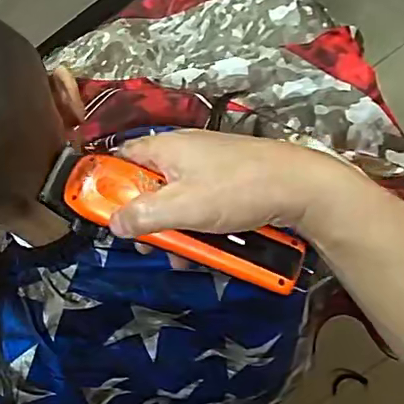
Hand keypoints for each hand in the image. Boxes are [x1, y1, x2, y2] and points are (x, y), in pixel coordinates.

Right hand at [107, 130, 355, 239]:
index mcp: (166, 148)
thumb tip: (113, 223)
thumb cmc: (238, 189)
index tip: (103, 213)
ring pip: (177, 203)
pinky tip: (211, 249)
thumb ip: (142, 215)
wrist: (300, 187)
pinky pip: (201, 206)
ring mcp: (208, 167)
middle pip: (148, 187)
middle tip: (154, 245)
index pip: (121, 158)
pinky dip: (201, 228)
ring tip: (189, 256)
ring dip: (178, 232)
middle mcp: (184, 152)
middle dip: (149, 221)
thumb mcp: (182, 207)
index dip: (107, 185)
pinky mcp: (228, 183)